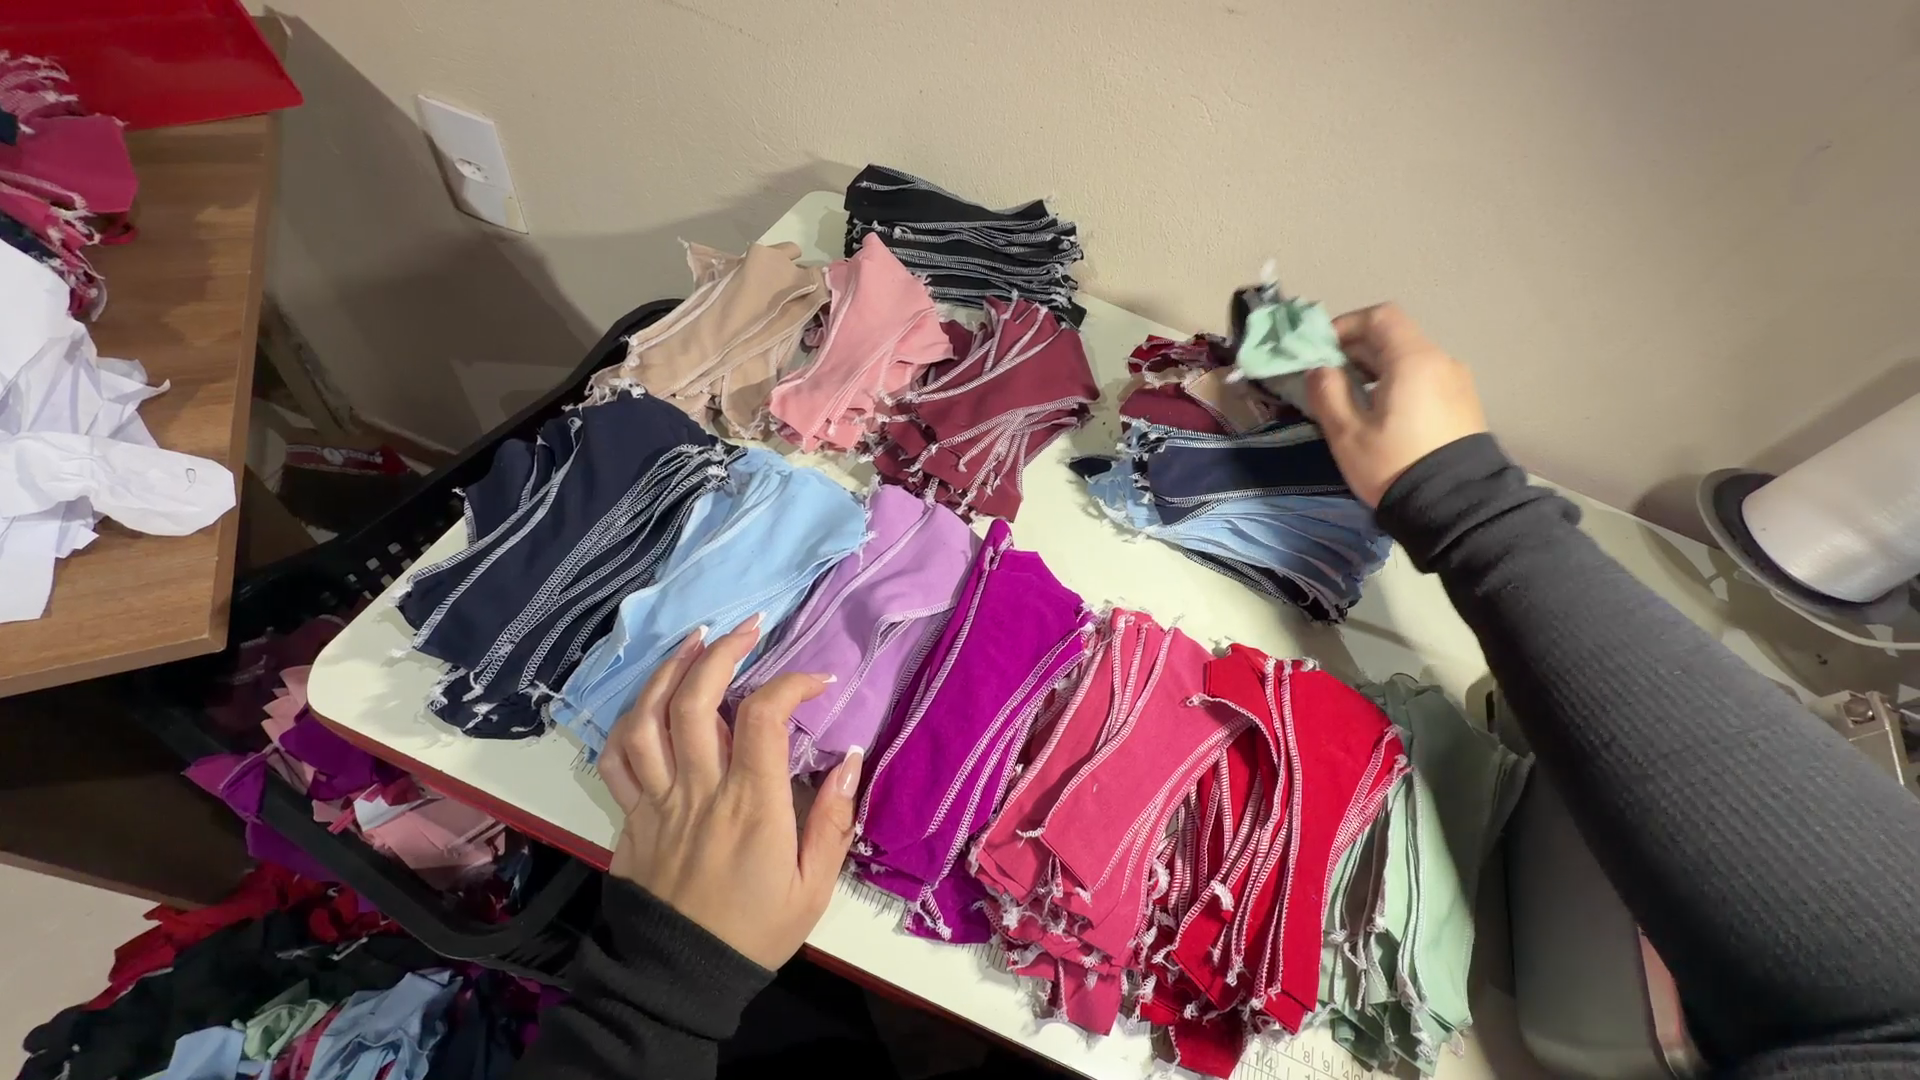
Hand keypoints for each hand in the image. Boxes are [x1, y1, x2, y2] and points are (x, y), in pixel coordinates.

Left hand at [599, 618, 862, 969]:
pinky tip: (651, 695)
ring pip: (648, 718)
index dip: (791, 683)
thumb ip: (834, 818)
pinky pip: (617, 757)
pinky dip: (630, 717)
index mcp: (750, 805)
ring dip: (669, 670)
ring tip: (694, 640)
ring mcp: (656, 800)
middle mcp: (699, 790)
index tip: (819, 680)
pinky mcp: (630, 815)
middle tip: (748, 626)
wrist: (679, 979)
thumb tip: (851, 755)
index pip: (763, 718)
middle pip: (696, 701)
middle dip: (723, 652)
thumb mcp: (814, 886)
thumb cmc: (756, 929)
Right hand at [1304, 303, 1488, 506]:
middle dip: (1354, 349)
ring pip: (1407, 358)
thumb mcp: (1347, 433)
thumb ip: (1327, 393)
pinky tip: (1378, 412)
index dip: (1345, 325)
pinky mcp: (1461, 403)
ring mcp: (1455, 382)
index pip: (1379, 317)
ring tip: (1349, 398)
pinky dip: (1395, 382)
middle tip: (1326, 376)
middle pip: (1393, 336)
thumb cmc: (1394, 464)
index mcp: (1413, 360)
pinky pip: (1422, 378)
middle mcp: (1440, 361)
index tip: (1320, 349)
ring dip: (1374, 368)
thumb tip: (1319, 370)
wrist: (1454, 504)